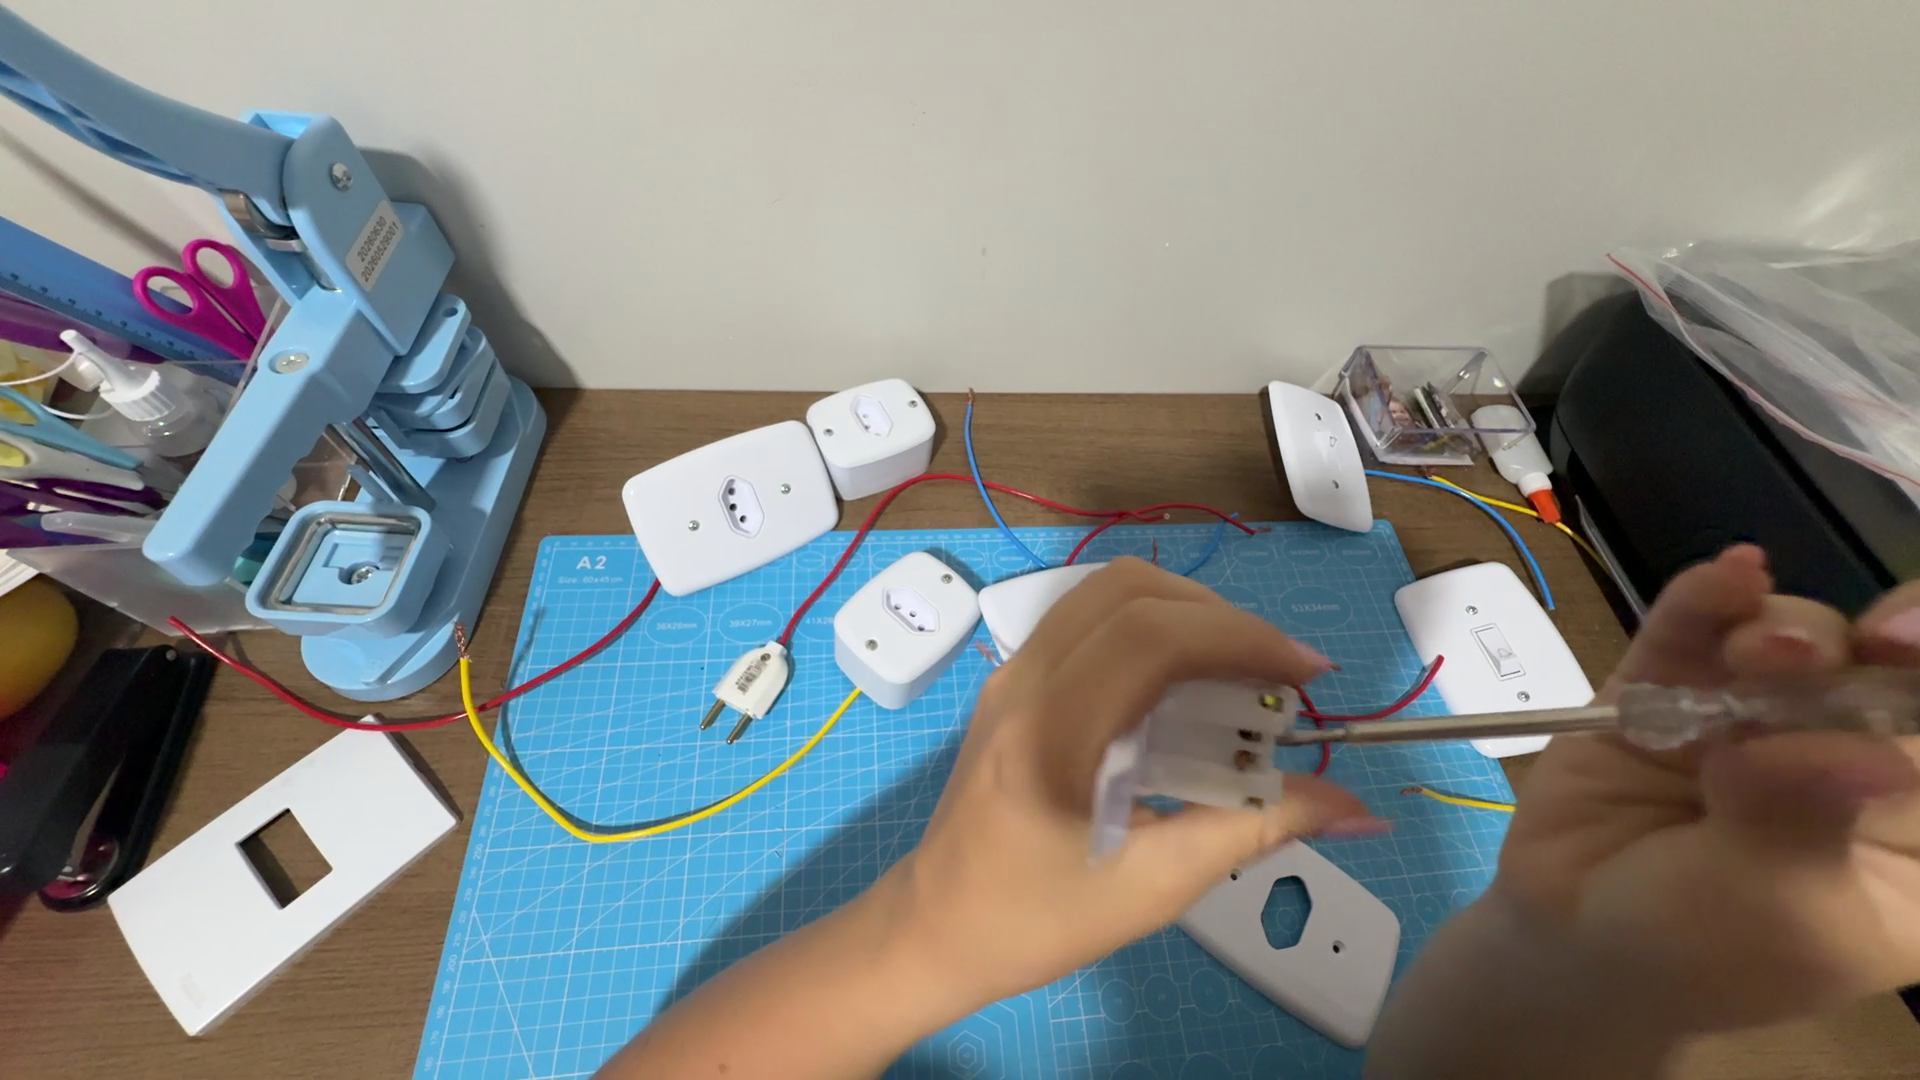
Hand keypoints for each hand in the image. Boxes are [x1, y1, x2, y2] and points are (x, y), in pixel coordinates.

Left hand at [879, 557, 1376, 1011]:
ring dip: (1181, 609)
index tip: (1307, 672)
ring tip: (1237, 664)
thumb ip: (1255, 829)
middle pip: (1128, 591)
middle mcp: (1023, 679)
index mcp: (1051, 731)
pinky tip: (1180, 674)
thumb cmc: (1037, 918)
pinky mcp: (1012, 677)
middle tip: (1278, 669)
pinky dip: (1146, 622)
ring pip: (1103, 591)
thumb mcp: (1154, 886)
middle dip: (1218, 616)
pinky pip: (1085, 617)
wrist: (937, 921)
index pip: (1149, 637)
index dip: (1239, 637)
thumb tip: (1356, 807)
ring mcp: (1011, 671)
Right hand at [1497, 545, 1919, 1032]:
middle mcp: (1843, 753)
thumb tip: (1849, 751)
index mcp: (1918, 824)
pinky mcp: (1655, 692)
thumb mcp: (1776, 913)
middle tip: (1876, 643)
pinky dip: (1702, 600)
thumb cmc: (1700, 949)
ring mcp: (1743, 716)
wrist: (1567, 927)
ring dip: (1781, 631)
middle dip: (1884, 642)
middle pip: (1886, 670)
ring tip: (1758, 652)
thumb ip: (1799, 824)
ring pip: (1787, 640)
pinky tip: (1724, 576)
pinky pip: (1684, 636)